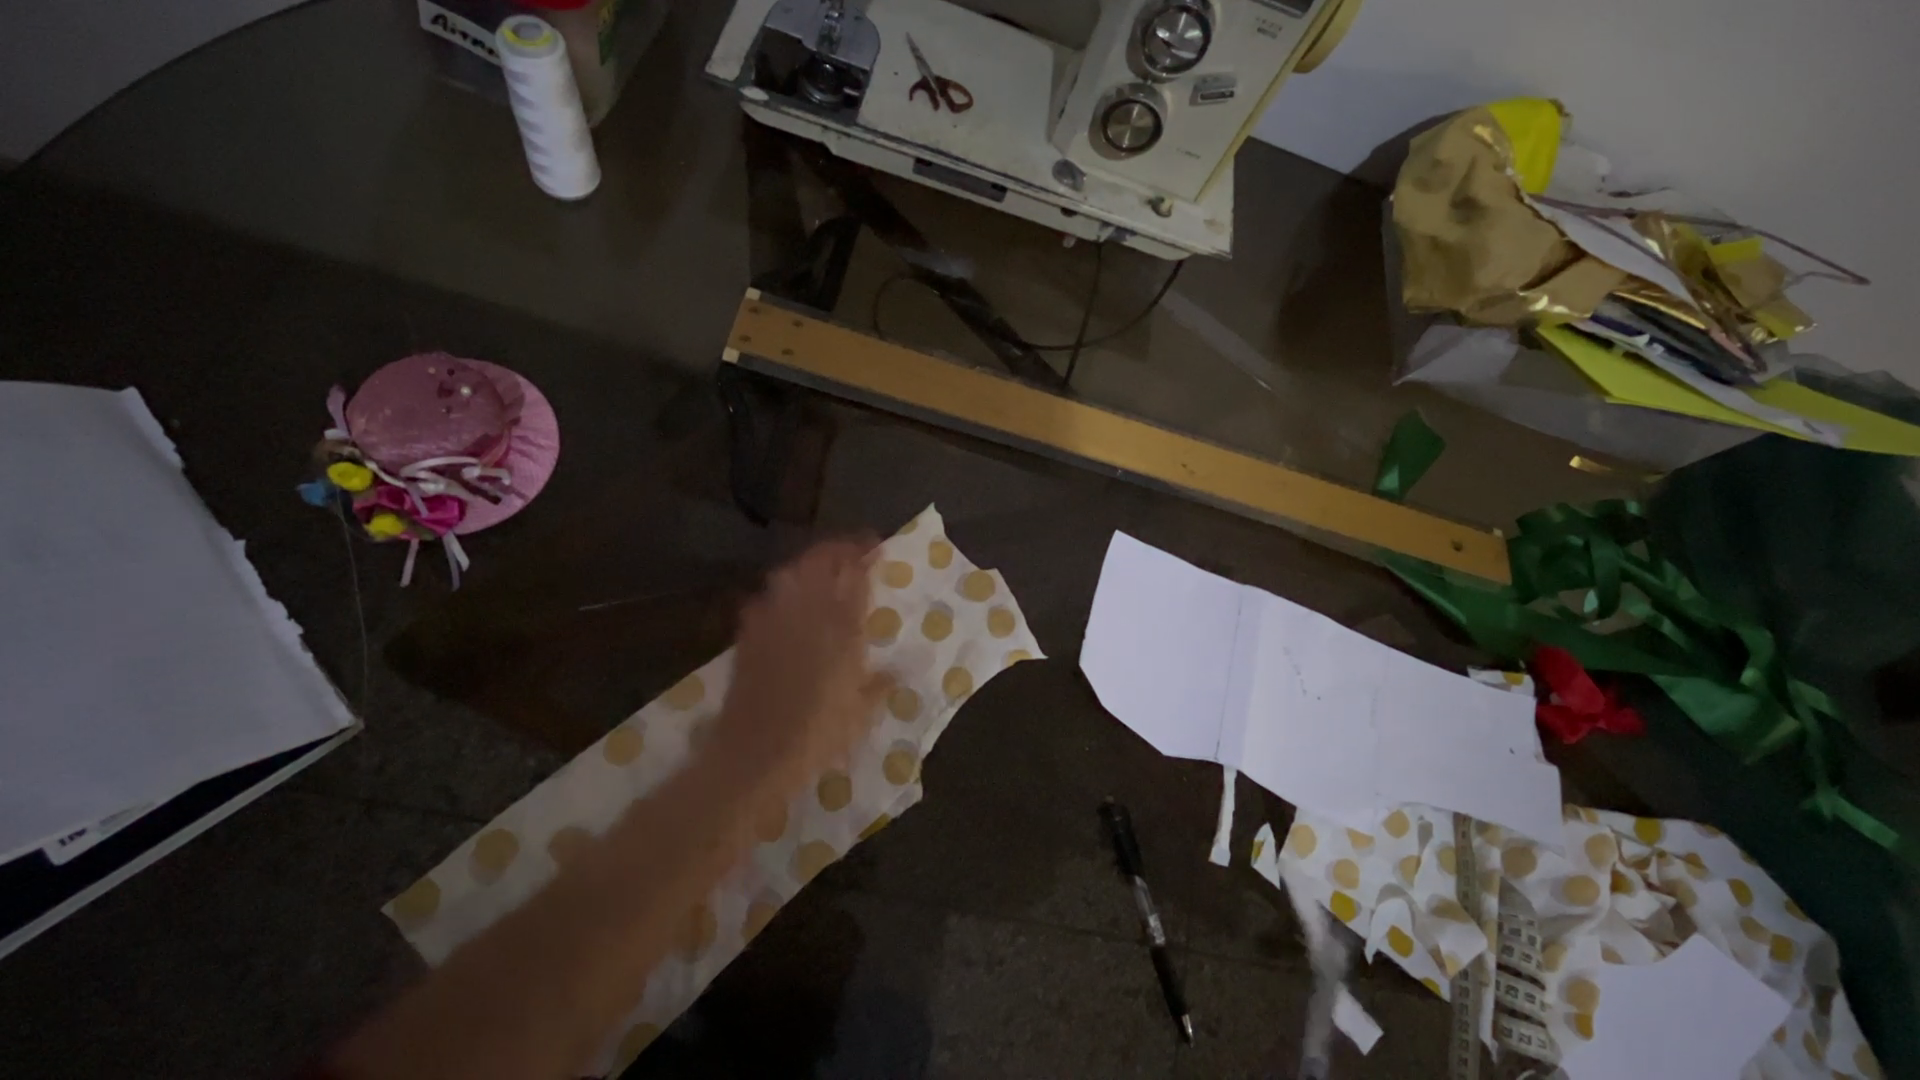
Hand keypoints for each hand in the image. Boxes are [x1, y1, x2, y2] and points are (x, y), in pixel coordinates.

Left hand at [715, 538, 887, 793]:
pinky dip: (777, 593)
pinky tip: (782, 605)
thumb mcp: (861, 712)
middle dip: (836, 550)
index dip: (866, 554)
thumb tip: (900, 669)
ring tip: (817, 572)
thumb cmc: (818, 735)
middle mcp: (808, 613)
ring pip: (789, 572)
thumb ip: (881, 684)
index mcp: (843, 627)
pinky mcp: (747, 634)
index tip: (876, 546)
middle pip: (820, 562)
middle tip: (849, 552)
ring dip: (806, 565)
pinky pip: (763, 599)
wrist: (756, 752)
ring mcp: (773, 620)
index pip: (857, 574)